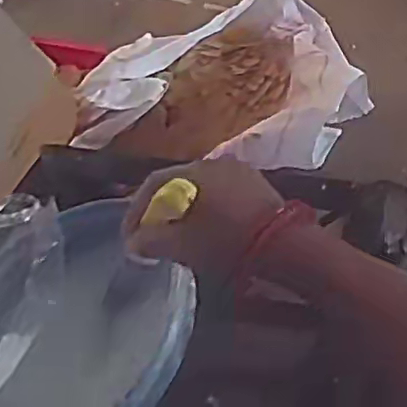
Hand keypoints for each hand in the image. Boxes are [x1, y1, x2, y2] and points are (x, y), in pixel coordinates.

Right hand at [123, 161, 283, 276]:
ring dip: (184, 205)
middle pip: (177, 180)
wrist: (276, 241)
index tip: (129, 236)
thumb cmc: (224, 241)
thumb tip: (134, 240)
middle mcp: (216, 161)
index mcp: (195, 171)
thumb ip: (151, 239)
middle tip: (150, 234)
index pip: (154, 182)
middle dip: (160, 207)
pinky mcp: (254, 180)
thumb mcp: (180, 245)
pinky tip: (205, 223)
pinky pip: (220, 187)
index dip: (135, 209)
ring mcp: (238, 168)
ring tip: (176, 231)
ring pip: (200, 184)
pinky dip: (206, 203)